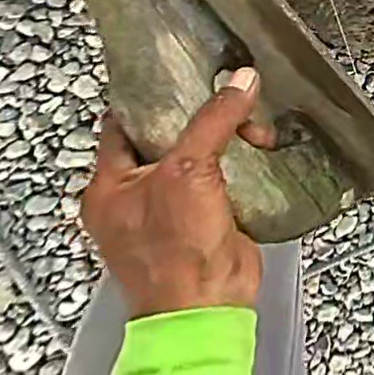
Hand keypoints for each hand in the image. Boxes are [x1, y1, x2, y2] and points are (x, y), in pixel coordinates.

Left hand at [79, 67, 277, 316]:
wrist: (209, 306)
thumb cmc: (176, 253)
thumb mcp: (189, 171)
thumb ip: (215, 120)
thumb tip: (242, 79)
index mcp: (111, 185)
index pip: (125, 122)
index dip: (152, 93)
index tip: (183, 68)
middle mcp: (137, 192)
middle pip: (172, 131)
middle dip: (206, 113)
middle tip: (232, 96)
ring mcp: (172, 203)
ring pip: (202, 148)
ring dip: (232, 134)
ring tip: (255, 129)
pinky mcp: (205, 211)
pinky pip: (224, 168)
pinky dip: (243, 154)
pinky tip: (262, 145)